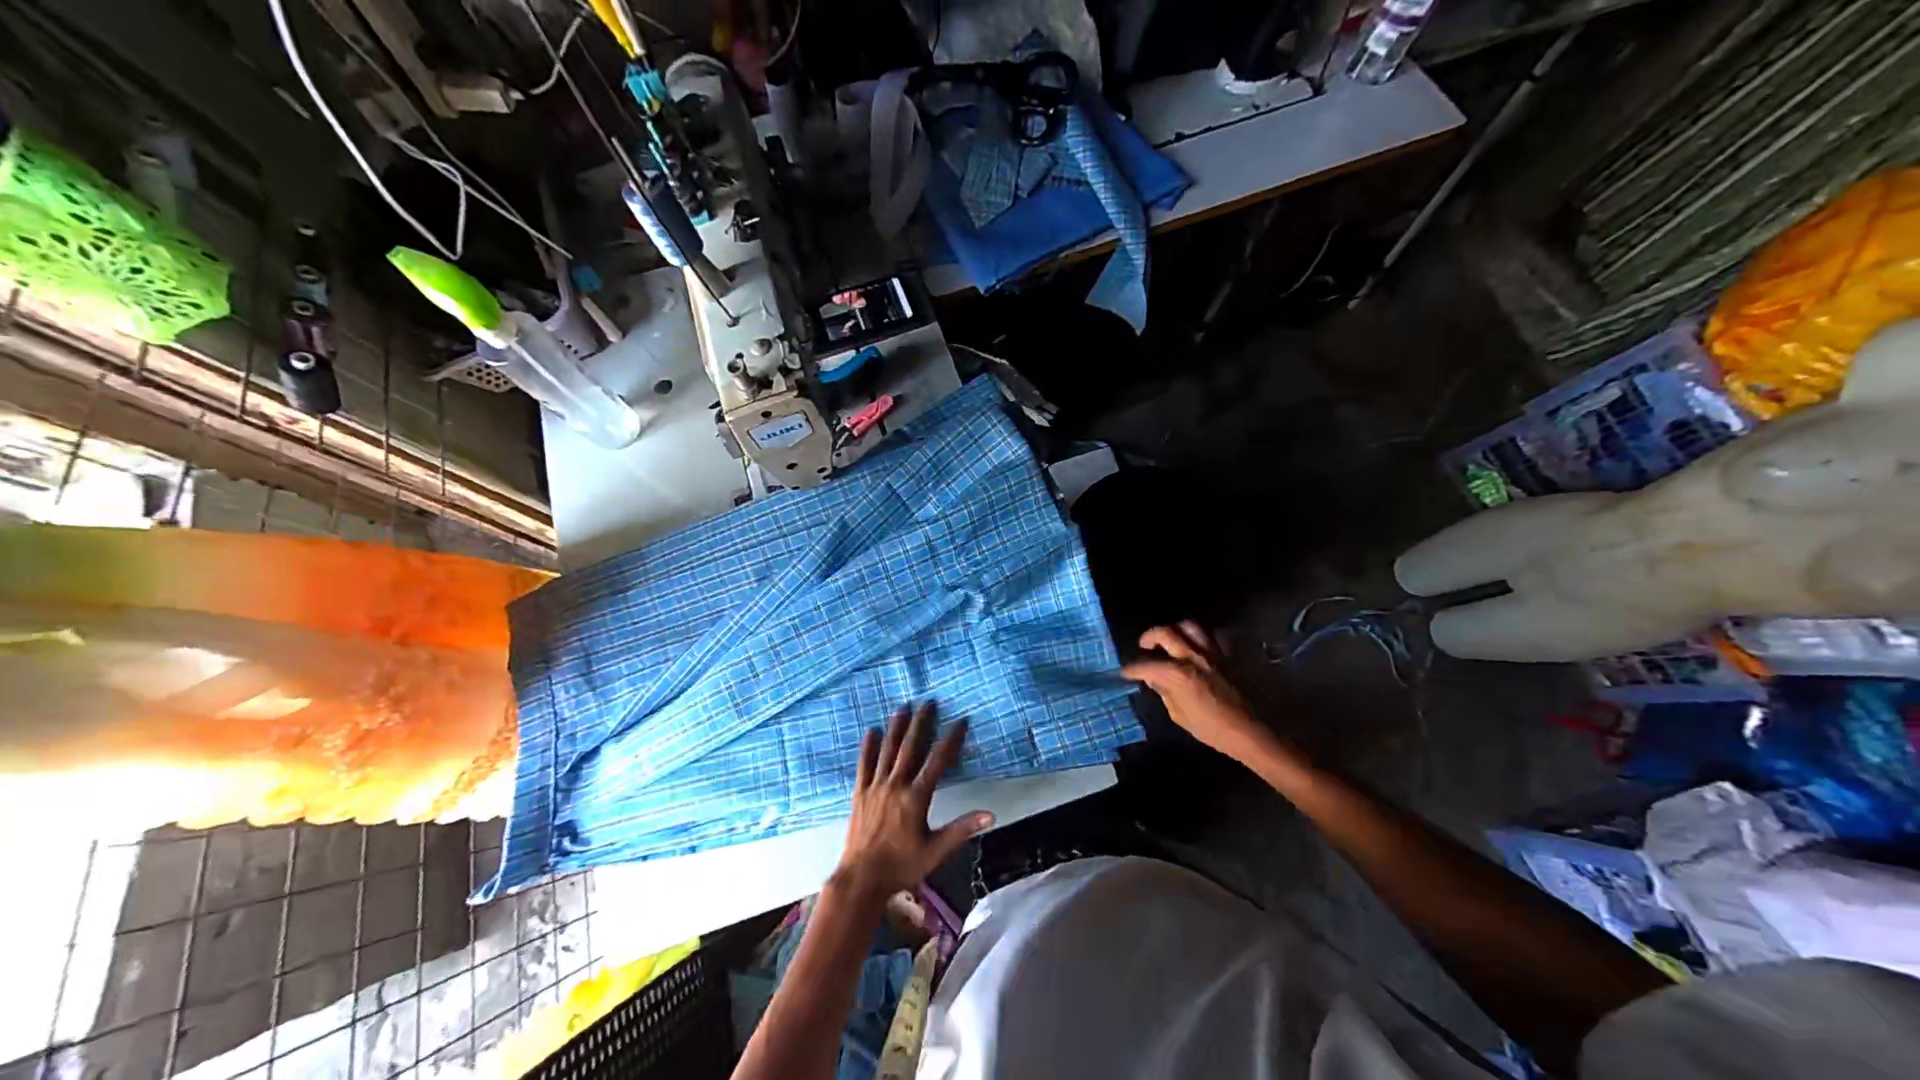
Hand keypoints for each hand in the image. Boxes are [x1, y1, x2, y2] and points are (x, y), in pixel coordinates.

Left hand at [833, 703, 992, 898]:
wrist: (861, 879)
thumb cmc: (902, 866)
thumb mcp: (936, 851)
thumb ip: (962, 829)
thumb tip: (990, 815)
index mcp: (916, 798)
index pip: (937, 762)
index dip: (950, 740)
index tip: (960, 722)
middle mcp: (895, 786)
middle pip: (911, 748)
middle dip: (921, 724)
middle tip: (928, 702)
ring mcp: (875, 788)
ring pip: (888, 751)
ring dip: (896, 727)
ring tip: (903, 707)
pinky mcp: (860, 794)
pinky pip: (864, 765)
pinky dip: (868, 747)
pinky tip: (871, 731)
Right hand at [1123, 621, 1290, 765]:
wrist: (1252, 731)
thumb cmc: (1213, 729)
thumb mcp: (1179, 716)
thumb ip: (1164, 692)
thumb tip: (1154, 679)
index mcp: (1176, 674)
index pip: (1145, 665)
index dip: (1131, 669)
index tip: (1125, 673)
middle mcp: (1191, 656)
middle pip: (1164, 633)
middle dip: (1148, 637)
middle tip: (1144, 647)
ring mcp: (1211, 653)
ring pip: (1188, 626)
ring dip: (1174, 630)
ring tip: (1170, 640)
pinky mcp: (1226, 655)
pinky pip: (1211, 636)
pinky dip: (1200, 638)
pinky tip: (1196, 647)